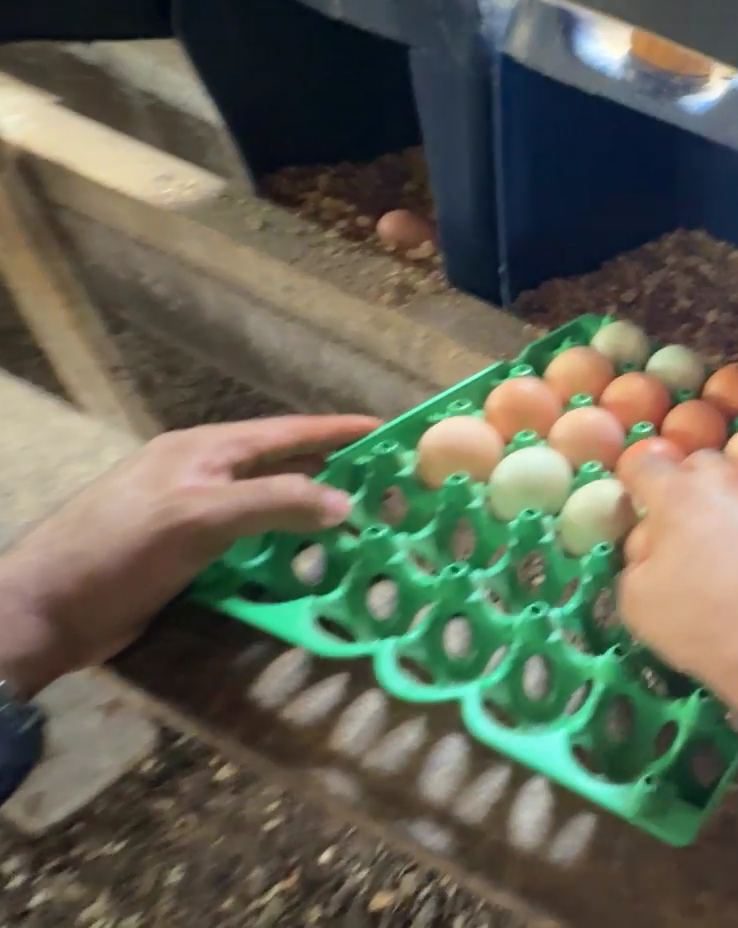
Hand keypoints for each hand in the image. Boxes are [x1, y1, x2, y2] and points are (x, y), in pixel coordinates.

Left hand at [0, 414, 378, 697]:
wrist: (37, 616)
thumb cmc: (116, 553)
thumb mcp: (201, 518)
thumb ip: (278, 502)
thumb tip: (347, 504)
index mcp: (204, 450)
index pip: (289, 431)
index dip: (341, 430)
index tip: (391, 431)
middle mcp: (205, 471)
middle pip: (287, 462)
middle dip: (338, 468)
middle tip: (388, 479)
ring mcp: (196, 507)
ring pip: (275, 496)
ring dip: (317, 504)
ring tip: (365, 513)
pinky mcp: (191, 543)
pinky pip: (259, 528)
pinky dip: (292, 533)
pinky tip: (316, 547)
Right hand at [618, 450, 737, 719]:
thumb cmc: (704, 622)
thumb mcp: (637, 599)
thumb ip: (637, 555)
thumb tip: (653, 540)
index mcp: (679, 494)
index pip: (644, 462)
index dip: (633, 479)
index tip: (635, 502)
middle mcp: (727, 482)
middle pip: (699, 464)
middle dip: (684, 484)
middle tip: (679, 526)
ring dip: (724, 502)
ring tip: (723, 544)